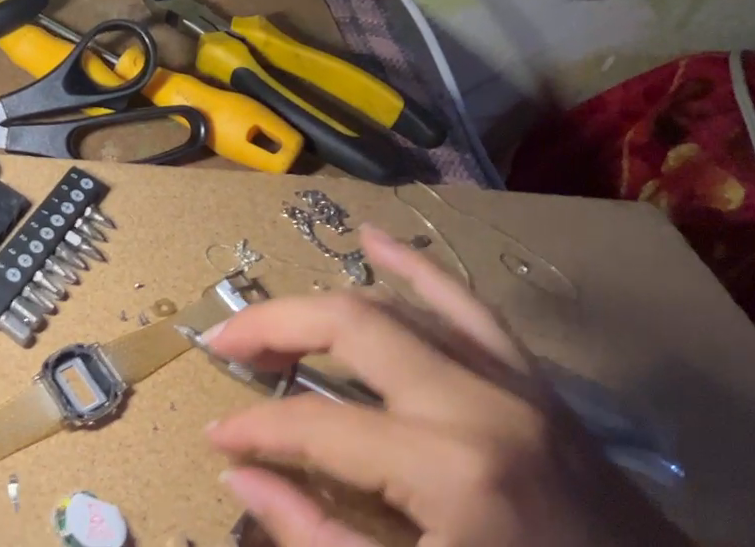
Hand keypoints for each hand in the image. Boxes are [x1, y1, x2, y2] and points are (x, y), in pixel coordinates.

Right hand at [202, 224, 691, 546]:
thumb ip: (317, 536)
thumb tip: (240, 478)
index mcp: (449, 468)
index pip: (317, 424)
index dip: (253, 428)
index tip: (216, 437)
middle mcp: (478, 404)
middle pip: (347, 325)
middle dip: (271, 329)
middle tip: (224, 348)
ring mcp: (515, 383)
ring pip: (393, 307)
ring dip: (318, 306)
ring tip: (268, 327)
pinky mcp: (537, 383)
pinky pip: (468, 305)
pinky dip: (416, 268)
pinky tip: (372, 238)